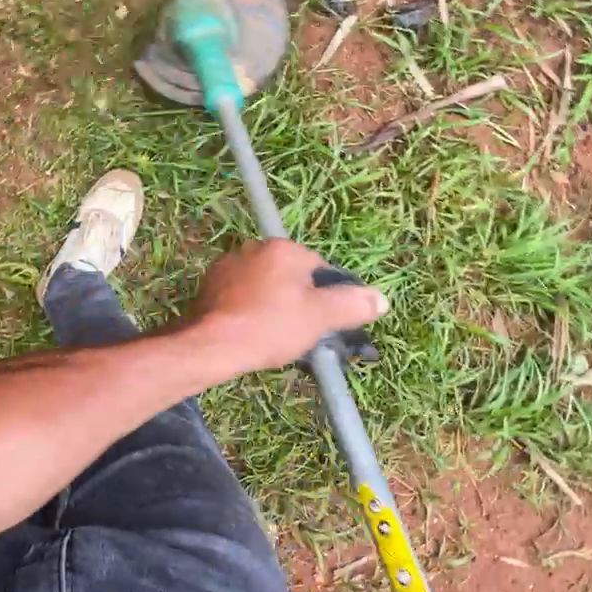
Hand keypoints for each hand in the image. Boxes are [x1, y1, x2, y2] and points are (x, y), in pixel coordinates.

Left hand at [186, 239, 388, 374]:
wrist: (212, 343)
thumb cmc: (270, 327)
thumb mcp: (319, 318)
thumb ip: (351, 305)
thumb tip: (380, 298)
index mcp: (283, 249)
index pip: (319, 268)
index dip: (327, 298)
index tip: (324, 324)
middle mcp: (255, 248)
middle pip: (291, 276)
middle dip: (299, 302)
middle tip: (301, 333)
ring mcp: (229, 264)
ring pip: (265, 285)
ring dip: (274, 305)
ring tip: (276, 336)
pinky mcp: (211, 283)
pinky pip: (242, 293)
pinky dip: (250, 308)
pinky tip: (252, 331)